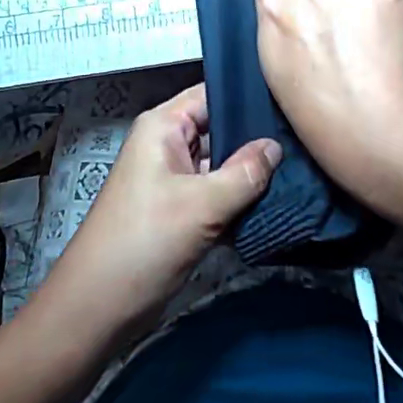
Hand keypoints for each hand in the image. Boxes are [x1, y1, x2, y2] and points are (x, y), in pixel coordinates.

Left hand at [42, 83, 281, 335]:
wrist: (98, 308)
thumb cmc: (145, 242)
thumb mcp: (202, 205)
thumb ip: (245, 173)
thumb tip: (277, 147)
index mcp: (163, 126)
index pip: (212, 94)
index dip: (249, 96)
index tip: (292, 100)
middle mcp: (169, 144)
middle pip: (220, 128)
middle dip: (257, 137)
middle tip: (303, 139)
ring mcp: (175, 178)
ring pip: (222, 162)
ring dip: (252, 171)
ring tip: (300, 168)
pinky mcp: (181, 209)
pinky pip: (218, 192)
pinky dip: (241, 198)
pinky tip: (278, 199)